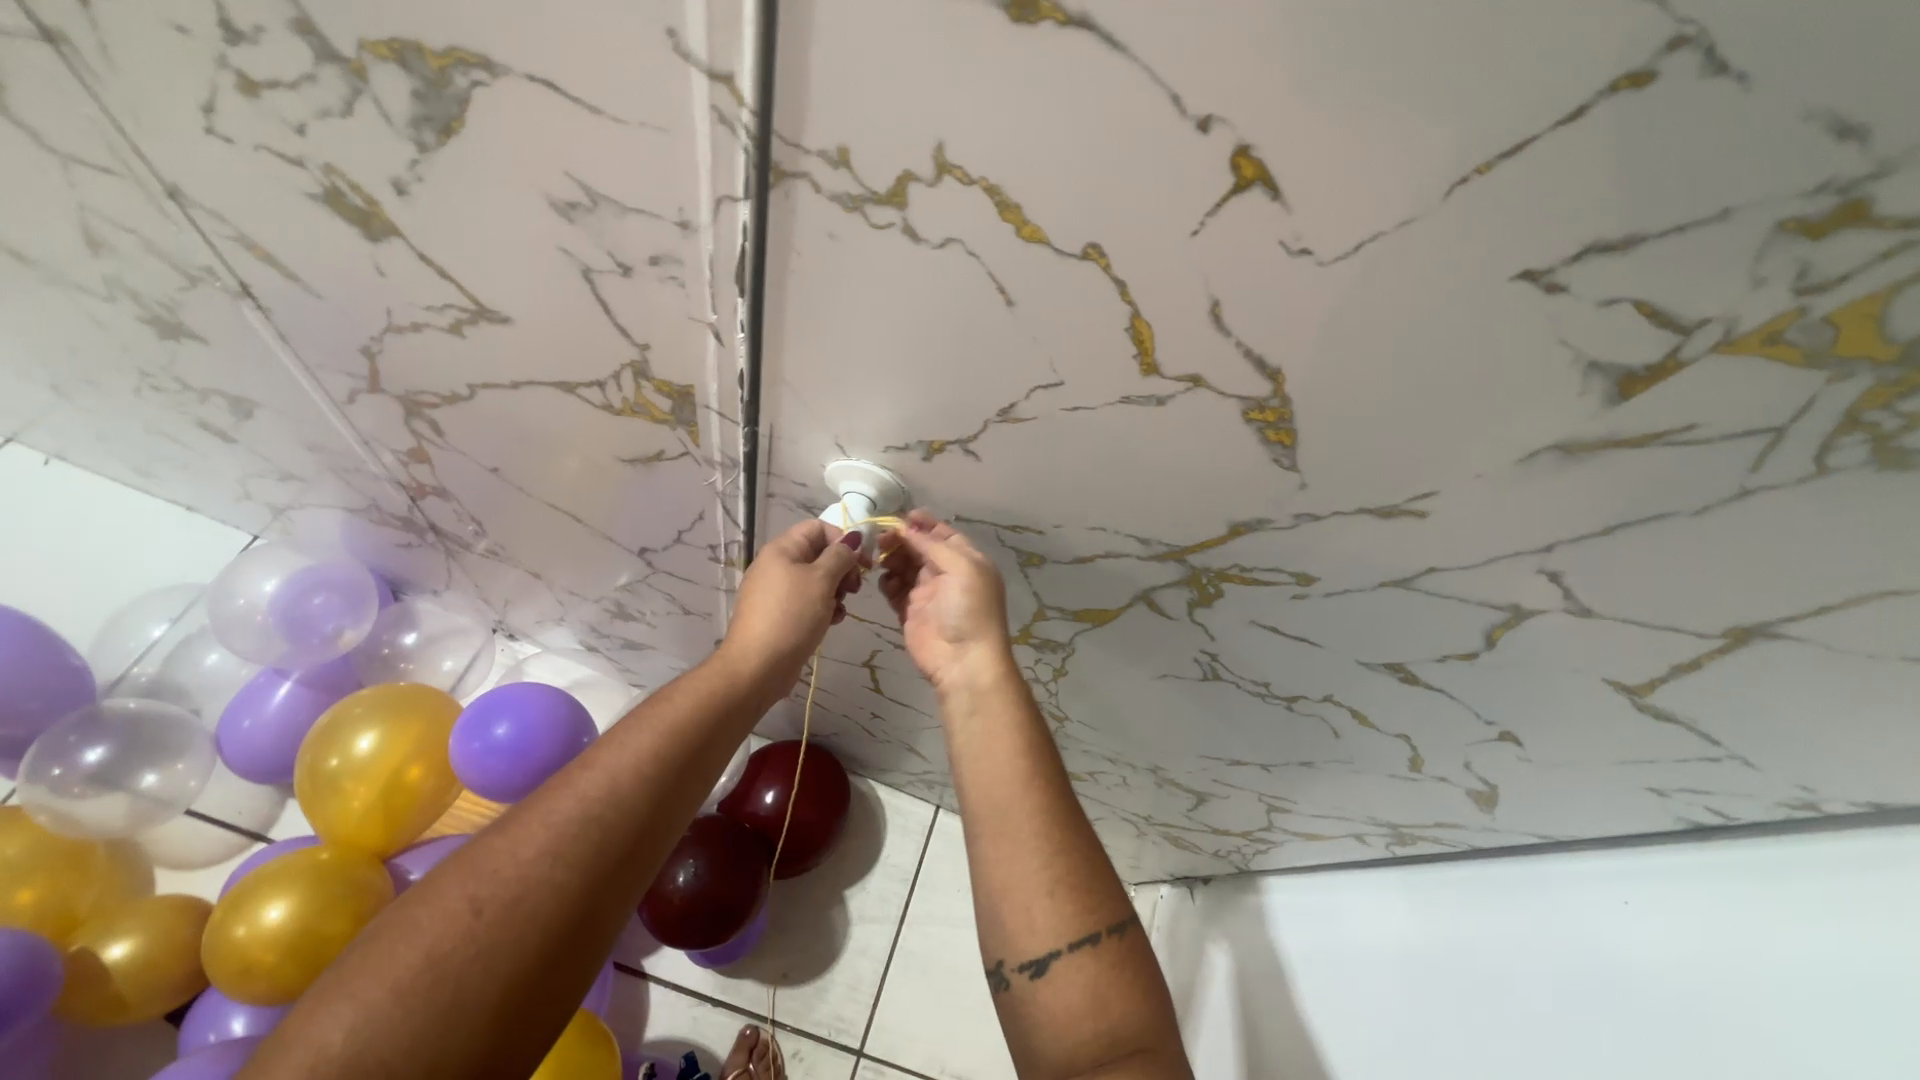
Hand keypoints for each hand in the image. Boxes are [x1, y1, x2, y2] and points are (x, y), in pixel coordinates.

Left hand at [721, 519, 866, 685]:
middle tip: (854, 588)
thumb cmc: (792, 616)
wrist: (758, 665)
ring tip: (840, 609)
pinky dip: (823, 608)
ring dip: (836, 591)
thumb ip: (840, 556)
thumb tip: (851, 540)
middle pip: (819, 554)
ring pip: (816, 580)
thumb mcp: (821, 580)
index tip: (862, 562)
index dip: (843, 540)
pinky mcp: (780, 614)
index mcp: (783, 549)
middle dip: (842, 568)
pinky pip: (807, 601)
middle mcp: (777, 565)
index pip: (818, 528)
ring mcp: (777, 591)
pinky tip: (831, 622)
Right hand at [877, 510, 1012, 695]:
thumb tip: (908, 528)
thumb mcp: (961, 567)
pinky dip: (887, 583)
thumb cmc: (969, 609)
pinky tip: (886, 584)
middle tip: (882, 540)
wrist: (963, 661)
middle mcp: (947, 574)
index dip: (923, 524)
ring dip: (892, 560)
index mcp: (967, 560)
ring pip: (904, 566)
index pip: (943, 534)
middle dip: (901, 540)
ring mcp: (928, 593)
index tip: (902, 517)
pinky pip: (894, 590)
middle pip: (919, 548)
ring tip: (881, 561)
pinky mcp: (910, 612)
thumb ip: (933, 545)